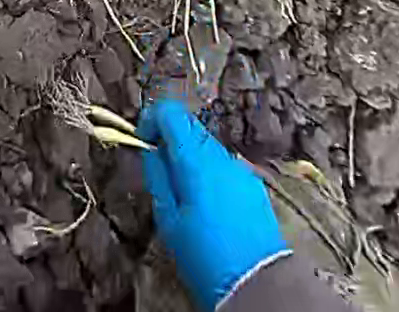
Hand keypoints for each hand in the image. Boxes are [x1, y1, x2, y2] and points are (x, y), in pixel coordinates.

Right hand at [138, 99, 288, 307]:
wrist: (256, 283)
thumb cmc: (204, 256)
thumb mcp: (169, 220)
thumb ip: (158, 177)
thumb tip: (152, 149)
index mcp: (196, 161)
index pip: (172, 115)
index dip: (153, 118)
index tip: (142, 138)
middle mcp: (220, 155)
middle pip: (190, 127)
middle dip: (170, 137)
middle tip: (158, 165)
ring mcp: (239, 167)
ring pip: (207, 145)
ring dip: (189, 154)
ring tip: (181, 189)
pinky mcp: (252, 181)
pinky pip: (223, 164)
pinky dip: (209, 169)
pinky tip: (206, 200)